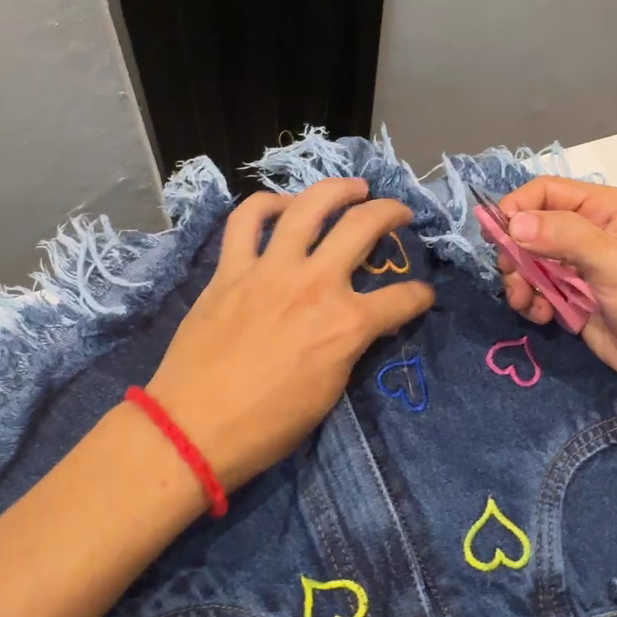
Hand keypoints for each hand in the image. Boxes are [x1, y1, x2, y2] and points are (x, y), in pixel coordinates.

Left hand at [143, 178, 434, 490]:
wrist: (193, 429)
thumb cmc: (267, 425)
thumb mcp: (329, 392)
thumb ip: (351, 347)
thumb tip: (362, 325)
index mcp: (346, 324)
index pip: (401, 299)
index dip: (420, 296)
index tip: (423, 295)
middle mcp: (315, 285)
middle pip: (363, 226)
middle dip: (391, 213)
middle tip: (399, 212)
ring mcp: (270, 270)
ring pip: (309, 206)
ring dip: (338, 189)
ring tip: (353, 187)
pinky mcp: (232, 269)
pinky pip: (248, 220)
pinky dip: (267, 204)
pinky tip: (282, 206)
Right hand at [493, 176, 616, 386]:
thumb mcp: (612, 262)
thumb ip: (565, 237)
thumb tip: (513, 223)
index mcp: (601, 208)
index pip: (544, 191)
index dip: (516, 208)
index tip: (497, 237)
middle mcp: (585, 230)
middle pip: (528, 227)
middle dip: (514, 252)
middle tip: (513, 276)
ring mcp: (575, 264)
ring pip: (526, 260)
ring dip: (518, 281)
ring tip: (525, 302)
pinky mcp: (569, 295)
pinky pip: (534, 289)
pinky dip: (529, 301)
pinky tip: (541, 316)